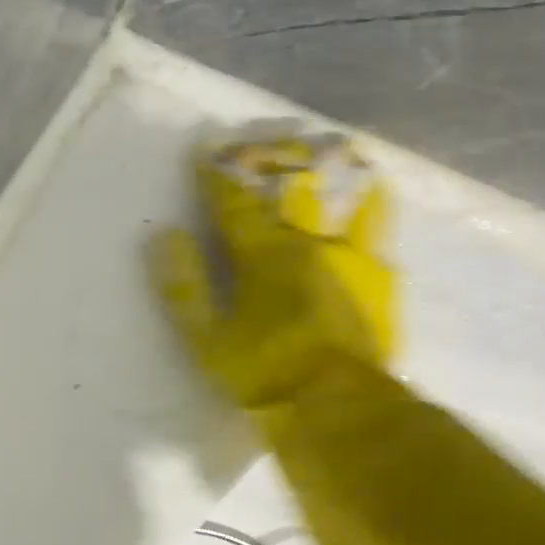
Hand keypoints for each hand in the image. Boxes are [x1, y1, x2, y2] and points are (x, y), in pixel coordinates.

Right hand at [147, 131, 395, 409]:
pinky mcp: (379, 279)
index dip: (217, 174)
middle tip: (268, 136)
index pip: (234, 203)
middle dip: (276, 160)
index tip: (206, 148)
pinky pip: (376, 227)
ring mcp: (351, 258)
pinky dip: (371, 202)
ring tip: (336, 145)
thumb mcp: (204, 336)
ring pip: (344, 198)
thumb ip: (184, 283)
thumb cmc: (263, 371)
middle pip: (292, 189)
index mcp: (262, 255)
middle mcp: (309, 244)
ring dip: (334, 168)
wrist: (342, 408)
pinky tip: (374, 192)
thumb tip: (165, 235)